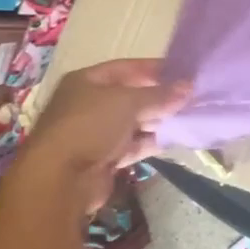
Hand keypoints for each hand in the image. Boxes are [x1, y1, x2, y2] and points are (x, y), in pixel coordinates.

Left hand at [18, 59, 190, 203]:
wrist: (59, 180)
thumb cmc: (90, 126)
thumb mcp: (129, 102)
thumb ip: (160, 95)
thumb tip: (189, 87)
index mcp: (87, 81)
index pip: (127, 68)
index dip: (154, 68)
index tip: (183, 72)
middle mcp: (88, 104)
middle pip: (130, 96)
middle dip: (158, 97)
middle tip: (190, 97)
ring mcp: (93, 133)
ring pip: (132, 122)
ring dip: (156, 121)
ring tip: (187, 118)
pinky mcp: (101, 160)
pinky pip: (130, 146)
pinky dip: (149, 142)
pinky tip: (172, 139)